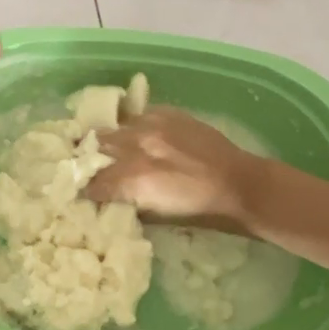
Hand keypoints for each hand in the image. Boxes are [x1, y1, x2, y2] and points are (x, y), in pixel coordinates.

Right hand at [86, 108, 261, 229]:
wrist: (240, 184)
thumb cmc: (201, 210)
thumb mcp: (158, 215)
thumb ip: (129, 203)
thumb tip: (110, 199)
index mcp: (135, 178)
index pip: (94, 181)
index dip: (88, 189)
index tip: (87, 193)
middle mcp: (139, 146)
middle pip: (99, 145)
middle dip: (94, 158)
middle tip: (96, 168)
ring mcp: (154, 125)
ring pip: (117, 128)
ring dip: (113, 141)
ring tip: (116, 150)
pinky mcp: (170, 114)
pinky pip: (140, 116)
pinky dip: (136, 127)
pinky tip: (142, 137)